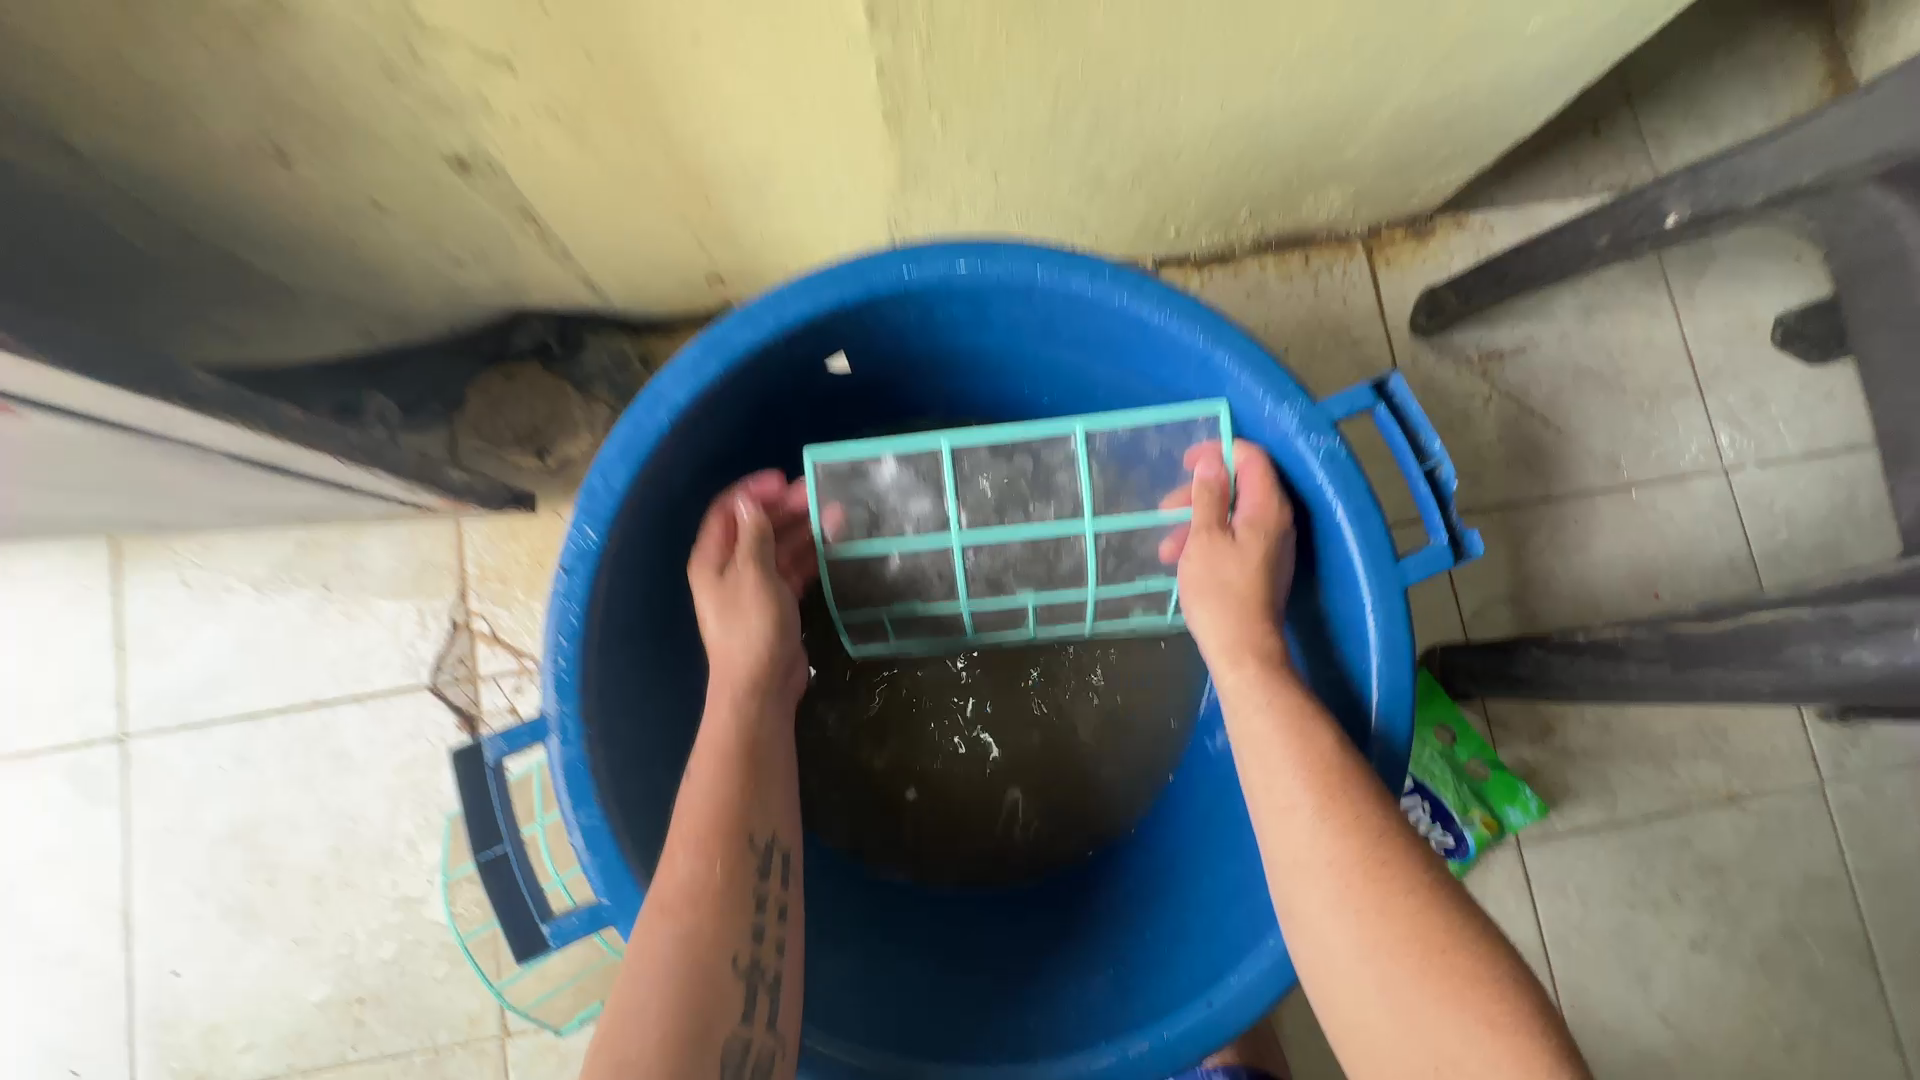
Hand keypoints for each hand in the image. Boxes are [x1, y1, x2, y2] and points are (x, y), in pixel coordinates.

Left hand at [687, 470, 827, 717]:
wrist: (762, 688)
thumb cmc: (752, 628)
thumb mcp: (753, 575)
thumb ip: (754, 535)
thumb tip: (748, 501)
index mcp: (712, 559)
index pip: (728, 511)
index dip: (753, 492)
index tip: (783, 480)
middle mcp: (730, 568)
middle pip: (757, 526)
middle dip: (785, 507)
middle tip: (817, 493)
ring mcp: (755, 586)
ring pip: (779, 546)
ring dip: (803, 529)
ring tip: (835, 513)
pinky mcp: (777, 603)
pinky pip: (793, 569)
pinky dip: (810, 555)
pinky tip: (833, 542)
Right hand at [1158, 439, 1296, 670]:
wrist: (1242, 648)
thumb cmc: (1219, 590)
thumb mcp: (1204, 537)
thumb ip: (1209, 495)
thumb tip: (1211, 460)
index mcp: (1267, 507)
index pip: (1251, 457)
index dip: (1218, 452)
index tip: (1186, 464)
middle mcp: (1277, 520)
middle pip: (1239, 486)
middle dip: (1199, 493)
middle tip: (1166, 509)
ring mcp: (1271, 544)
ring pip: (1232, 515)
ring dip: (1195, 523)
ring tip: (1166, 548)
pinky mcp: (1262, 565)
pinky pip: (1234, 538)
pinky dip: (1207, 541)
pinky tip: (1181, 561)